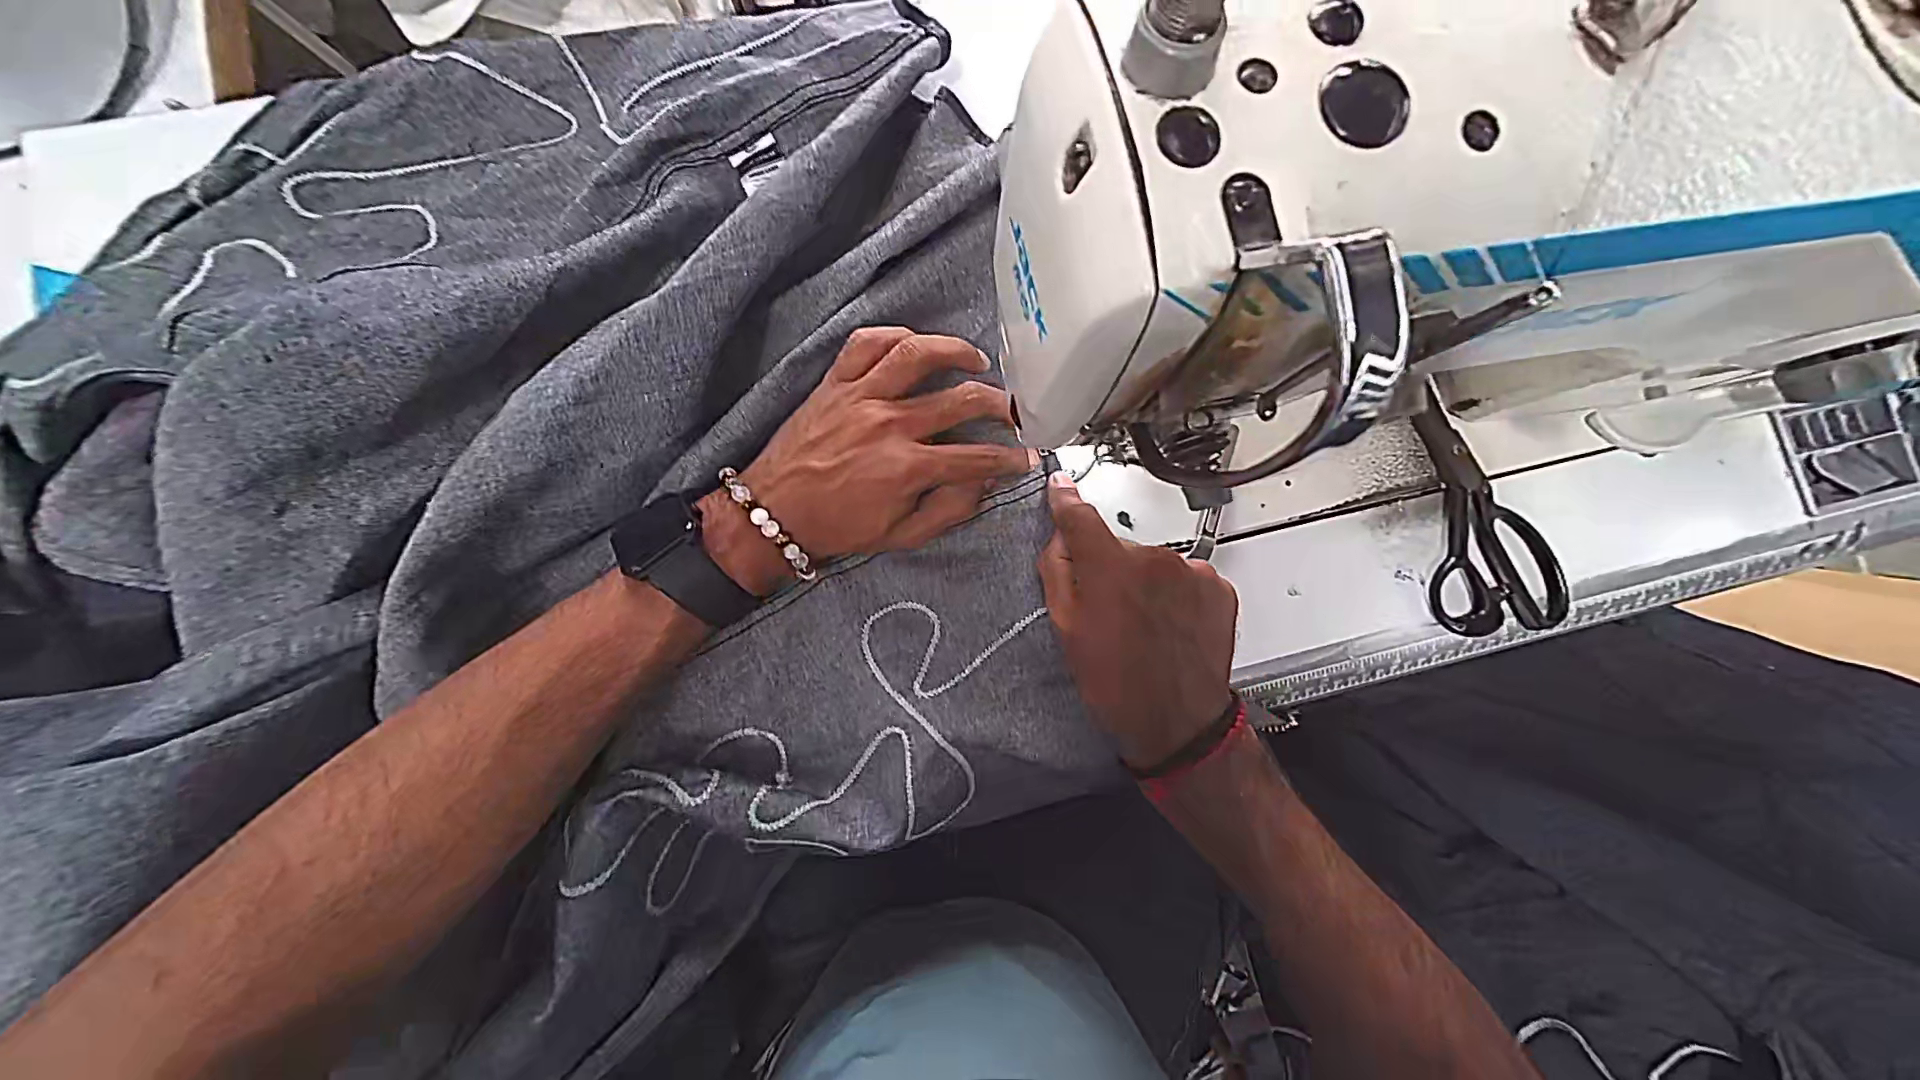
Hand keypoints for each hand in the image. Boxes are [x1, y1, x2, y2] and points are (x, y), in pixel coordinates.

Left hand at [699, 327, 1033, 594]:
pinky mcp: (835, 384)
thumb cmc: (838, 528)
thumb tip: (984, 484)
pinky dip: (894, 335)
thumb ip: (949, 510)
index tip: (1024, 455)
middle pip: (961, 399)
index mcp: (907, 468)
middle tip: (1011, 411)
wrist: (776, 513)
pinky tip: (914, 344)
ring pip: (917, 355)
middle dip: (999, 405)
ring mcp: (860, 398)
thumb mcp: (901, 535)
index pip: (977, 456)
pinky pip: (867, 344)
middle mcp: (889, 425)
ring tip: (975, 360)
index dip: (1010, 457)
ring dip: (954, 351)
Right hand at [1038, 471, 1238, 769]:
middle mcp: (1153, 560)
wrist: (1177, 721)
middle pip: (1118, 544)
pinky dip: (1174, 592)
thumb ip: (1057, 572)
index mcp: (1108, 568)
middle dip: (1110, 566)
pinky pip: (1184, 575)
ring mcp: (1189, 571)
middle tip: (1110, 609)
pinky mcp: (1216, 585)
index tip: (1061, 488)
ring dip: (1145, 581)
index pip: (1079, 515)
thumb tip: (1059, 541)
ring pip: (1153, 561)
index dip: (1065, 499)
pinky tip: (1168, 624)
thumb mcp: (1066, 630)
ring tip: (1143, 625)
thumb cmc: (1120, 685)